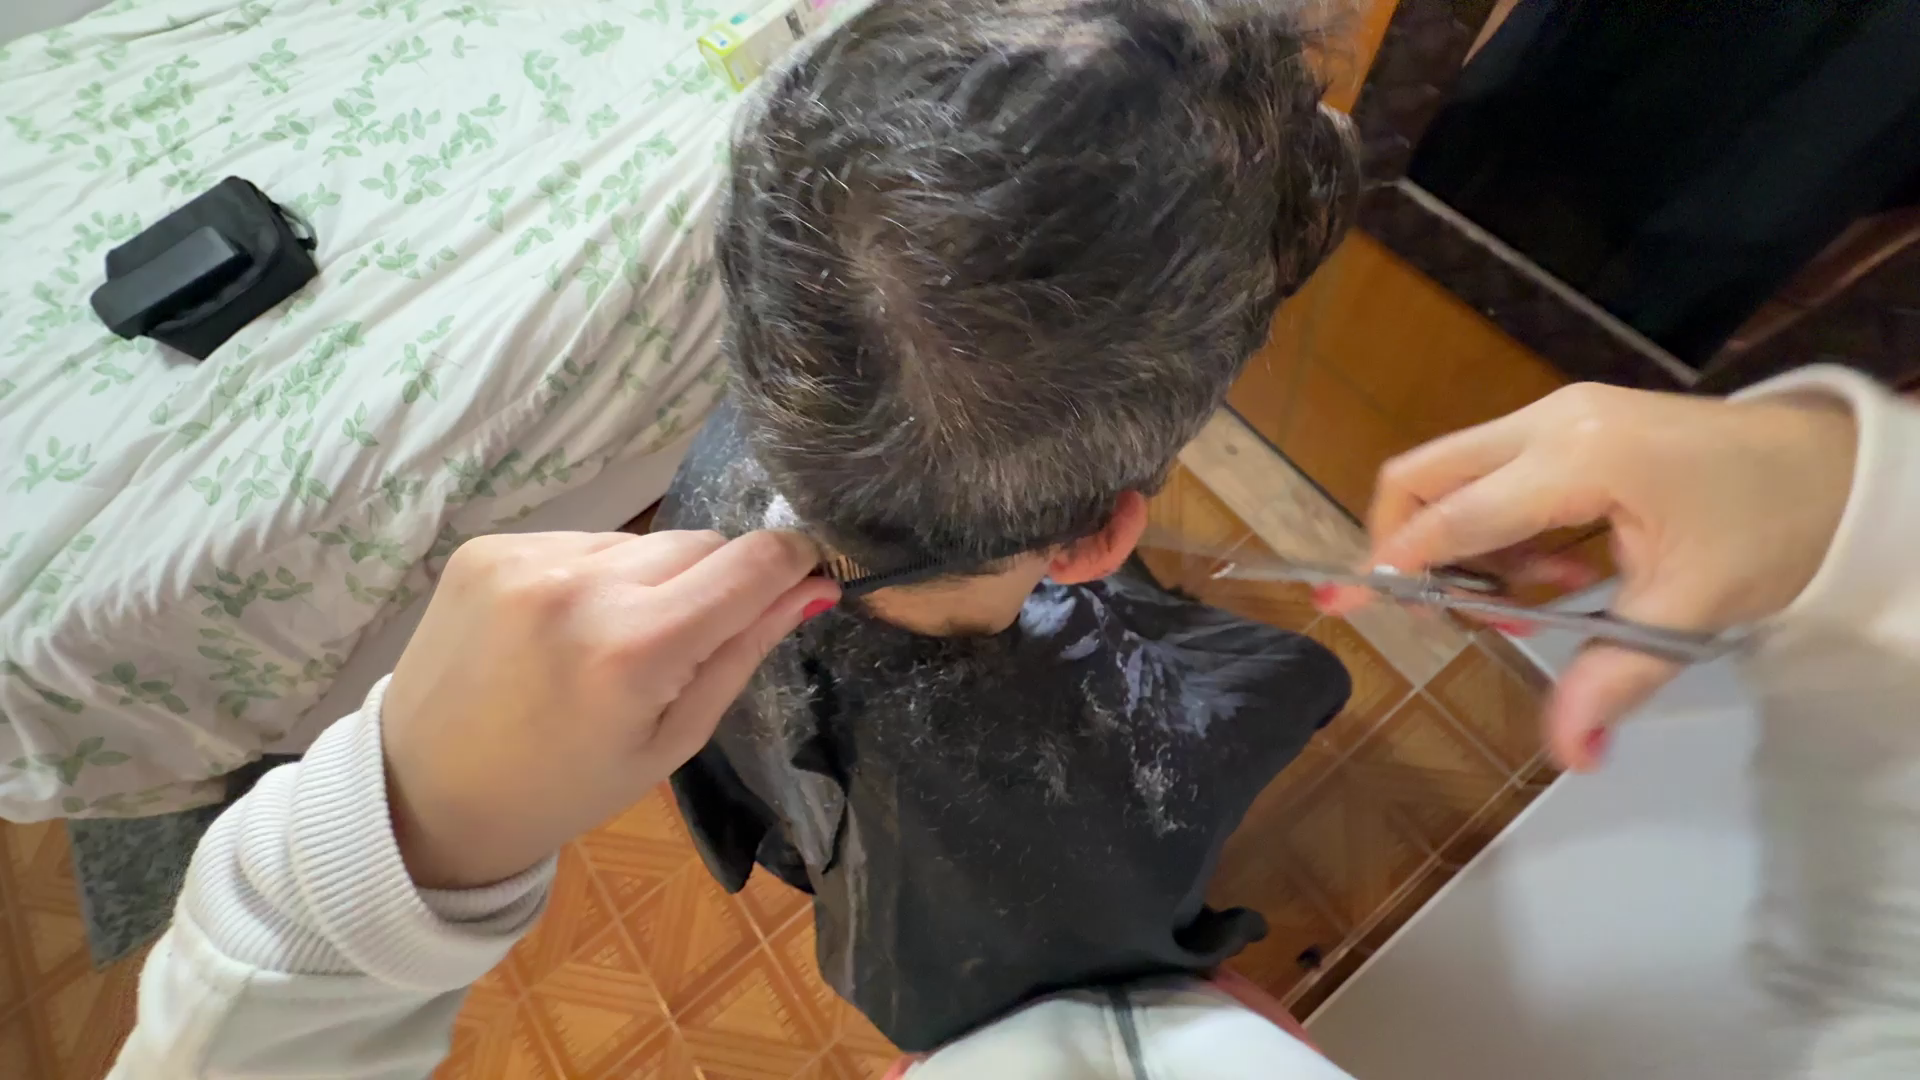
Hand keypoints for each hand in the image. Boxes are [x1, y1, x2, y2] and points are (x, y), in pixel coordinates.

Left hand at [380, 530, 839, 888]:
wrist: (421, 798)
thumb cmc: (570, 788)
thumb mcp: (677, 737)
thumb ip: (746, 650)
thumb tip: (813, 587)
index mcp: (635, 648)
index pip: (754, 562)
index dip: (795, 560)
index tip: (805, 574)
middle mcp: (581, 584)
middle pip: (705, 541)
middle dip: (721, 580)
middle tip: (691, 638)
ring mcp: (527, 557)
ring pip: (649, 541)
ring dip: (658, 577)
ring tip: (618, 637)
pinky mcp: (491, 546)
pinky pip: (593, 541)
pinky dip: (603, 575)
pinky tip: (572, 624)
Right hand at [1325, 384, 1855, 770]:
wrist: (1849, 466)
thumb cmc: (1779, 533)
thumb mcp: (1694, 611)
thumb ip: (1613, 677)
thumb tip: (1571, 757)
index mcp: (1583, 462)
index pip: (1453, 518)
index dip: (1392, 564)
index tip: (1338, 598)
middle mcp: (1548, 422)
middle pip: (1420, 474)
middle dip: (1397, 539)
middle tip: (1425, 599)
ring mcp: (1549, 412)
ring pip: (1442, 470)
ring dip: (1450, 537)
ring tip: (1520, 593)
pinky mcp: (1556, 418)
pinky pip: (1479, 470)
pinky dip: (1482, 522)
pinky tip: (1543, 563)